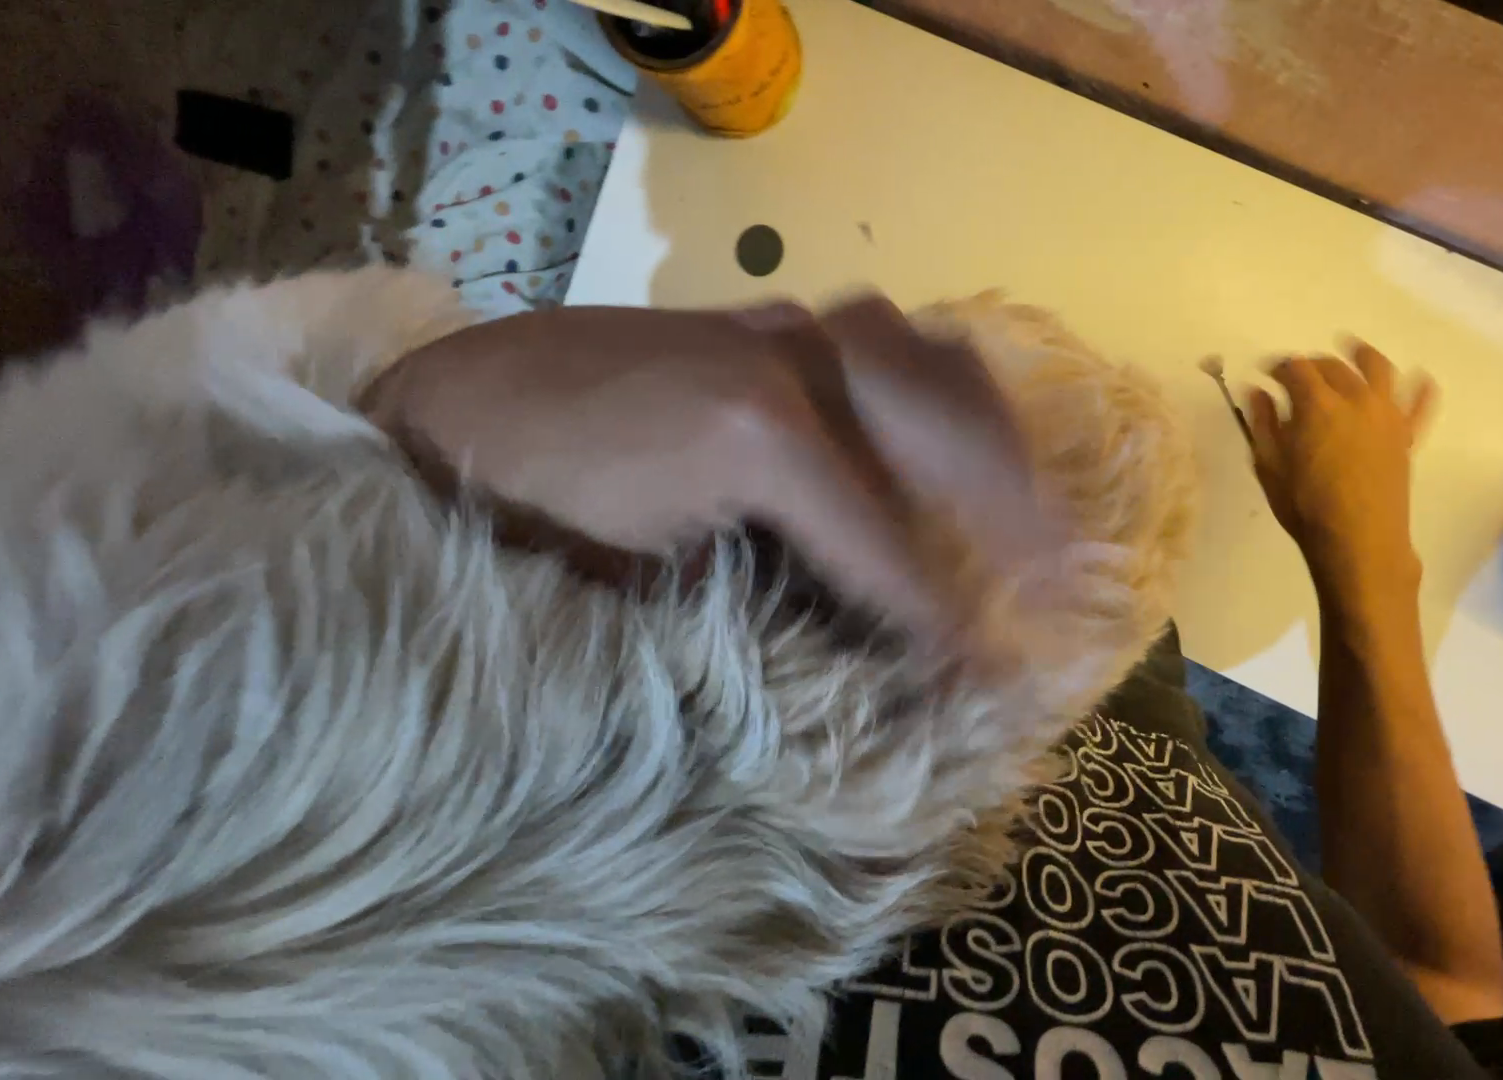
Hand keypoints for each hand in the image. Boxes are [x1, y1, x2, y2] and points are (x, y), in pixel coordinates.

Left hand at [360, 295, 1064, 641]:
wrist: (439, 416)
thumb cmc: (521, 527)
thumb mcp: (641, 601)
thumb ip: (769, 620)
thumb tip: (862, 662)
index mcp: (761, 435)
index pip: (890, 548)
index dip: (945, 621)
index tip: (996, 678)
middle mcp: (793, 358)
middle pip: (946, 431)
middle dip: (1011, 512)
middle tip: (1064, 575)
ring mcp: (779, 323)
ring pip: (928, 365)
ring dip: (986, 439)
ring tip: (1026, 502)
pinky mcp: (759, 318)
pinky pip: (882, 345)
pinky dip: (934, 394)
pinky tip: (948, 438)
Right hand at [1244, 342, 1435, 611]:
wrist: (1358, 540)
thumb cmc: (1305, 506)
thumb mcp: (1269, 466)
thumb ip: (1263, 423)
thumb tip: (1258, 392)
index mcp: (1316, 406)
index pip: (1295, 369)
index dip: (1278, 367)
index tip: (1265, 373)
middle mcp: (1355, 400)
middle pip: (1333, 367)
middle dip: (1312, 364)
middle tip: (1296, 374)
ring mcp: (1387, 415)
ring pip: (1379, 371)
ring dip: (1364, 355)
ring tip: (1354, 350)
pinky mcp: (1407, 436)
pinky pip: (1420, 405)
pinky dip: (1421, 389)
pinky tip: (1420, 379)